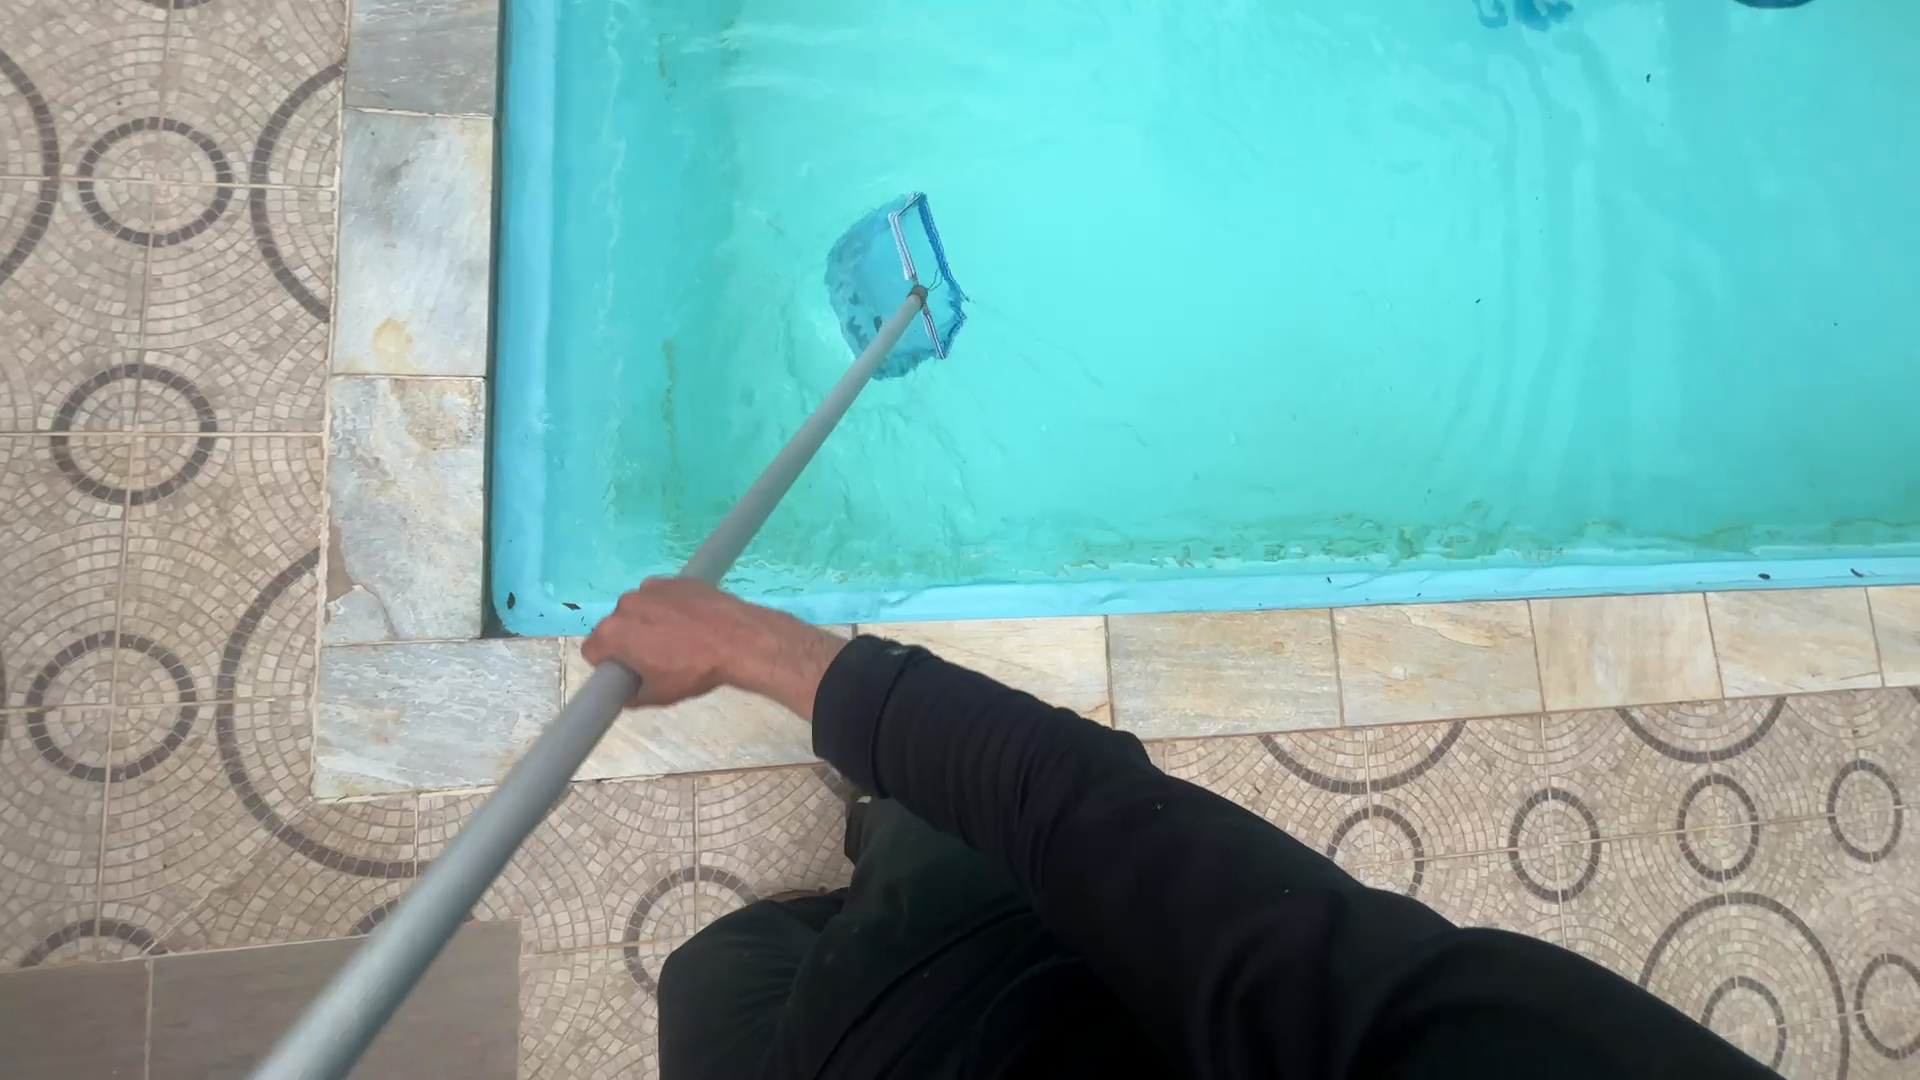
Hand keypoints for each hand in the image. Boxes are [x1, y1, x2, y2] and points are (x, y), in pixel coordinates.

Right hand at [581, 578, 845, 716]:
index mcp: (613, 632)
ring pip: (639, 608)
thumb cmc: (695, 670)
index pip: (593, 650)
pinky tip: (690, 619)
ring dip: (649, 620)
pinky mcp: (677, 578)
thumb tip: (626, 692)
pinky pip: (662, 595)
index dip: (609, 664)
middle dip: (629, 640)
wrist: (739, 639)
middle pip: (616, 626)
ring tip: (678, 636)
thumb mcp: (658, 695)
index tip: (629, 671)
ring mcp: (653, 586)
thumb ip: (631, 695)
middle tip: (657, 655)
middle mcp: (626, 603)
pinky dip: (669, 605)